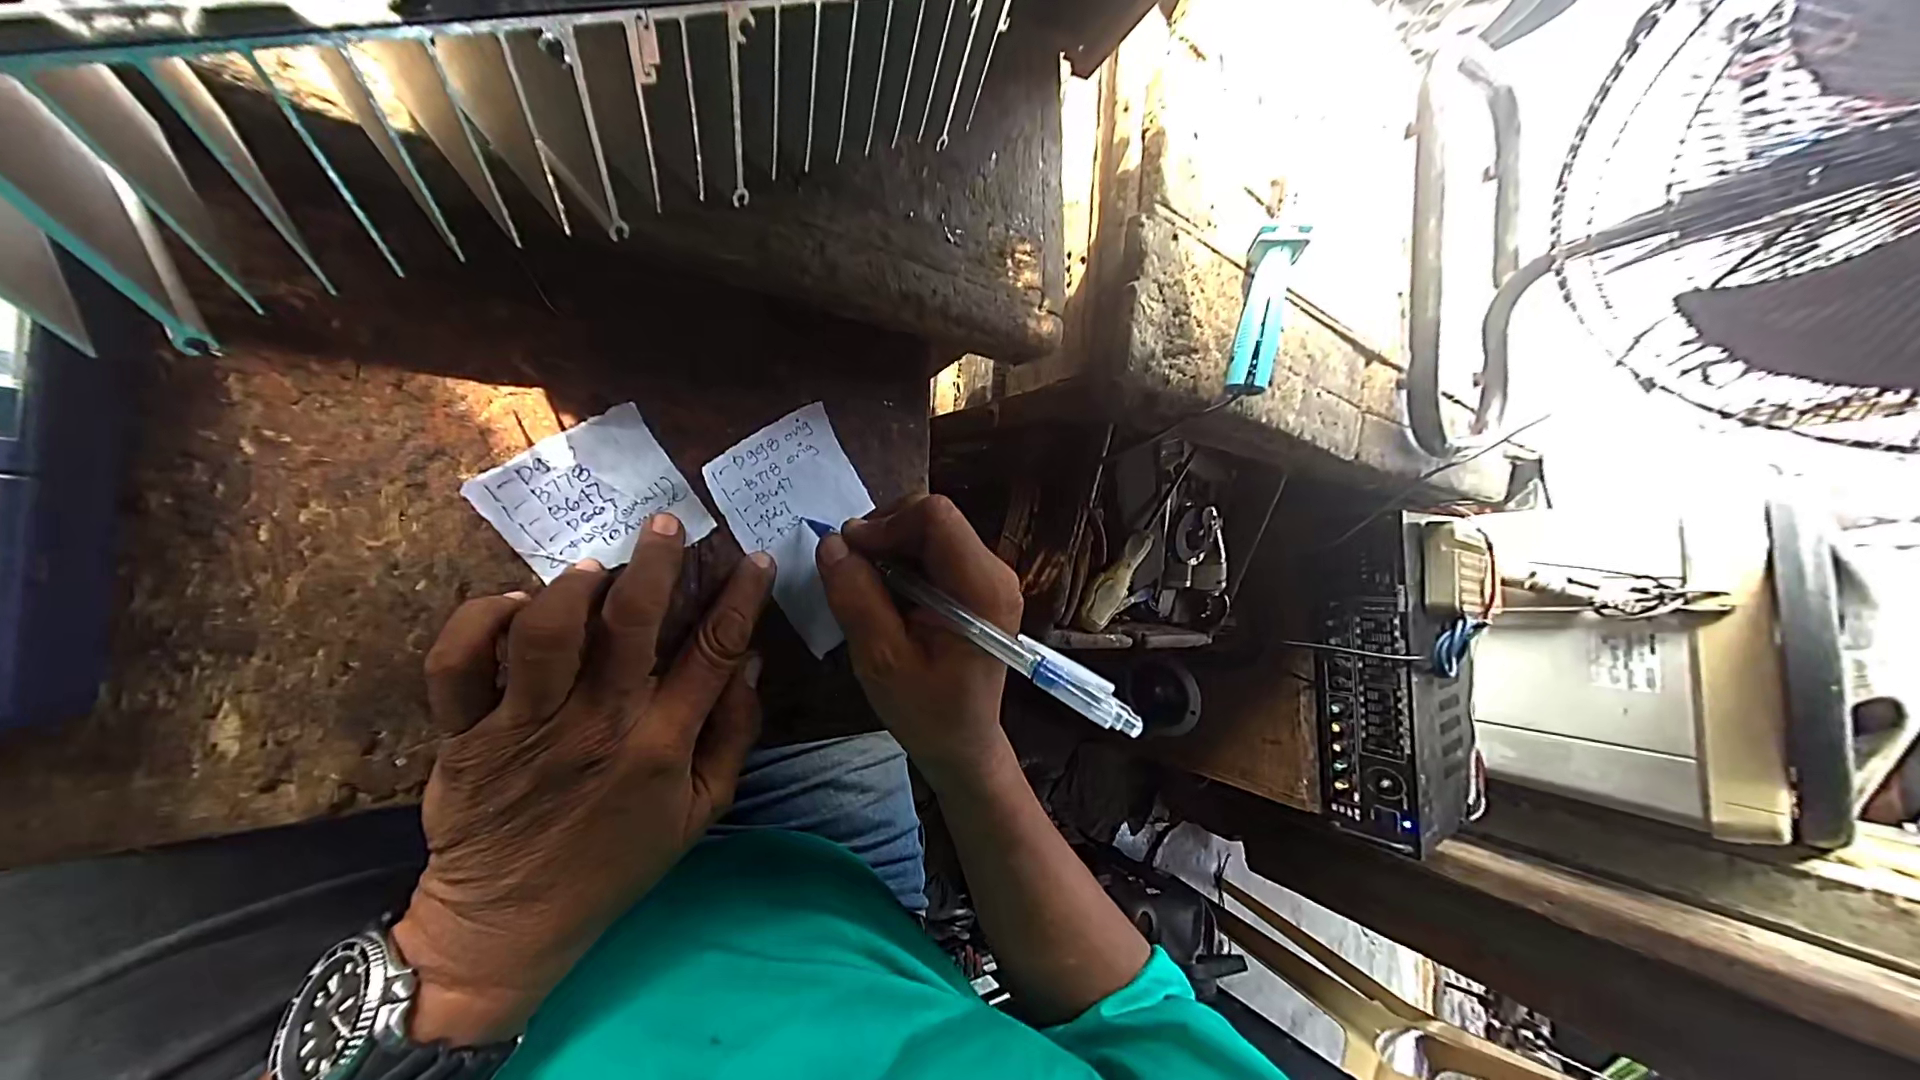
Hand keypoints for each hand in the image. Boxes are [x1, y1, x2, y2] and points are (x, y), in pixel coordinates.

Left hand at [391, 513, 774, 1044]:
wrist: (511, 919)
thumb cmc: (619, 858)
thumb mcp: (702, 809)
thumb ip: (733, 735)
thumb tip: (749, 662)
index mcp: (661, 744)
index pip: (713, 652)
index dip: (741, 598)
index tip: (757, 559)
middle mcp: (597, 723)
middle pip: (630, 624)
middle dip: (656, 563)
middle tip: (667, 524)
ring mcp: (525, 725)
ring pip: (545, 632)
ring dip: (574, 586)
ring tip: (596, 567)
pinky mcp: (464, 733)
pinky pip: (458, 663)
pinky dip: (482, 620)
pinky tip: (518, 605)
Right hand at [816, 495, 1022, 786]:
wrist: (963, 741)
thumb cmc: (927, 711)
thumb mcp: (881, 661)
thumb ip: (857, 598)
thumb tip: (832, 544)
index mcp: (982, 589)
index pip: (937, 518)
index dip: (885, 523)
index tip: (849, 551)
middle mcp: (995, 572)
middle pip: (934, 517)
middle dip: (884, 532)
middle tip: (851, 568)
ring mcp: (989, 574)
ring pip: (931, 528)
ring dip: (890, 546)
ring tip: (866, 584)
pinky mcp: (976, 581)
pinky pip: (934, 548)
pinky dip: (901, 558)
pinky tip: (886, 591)